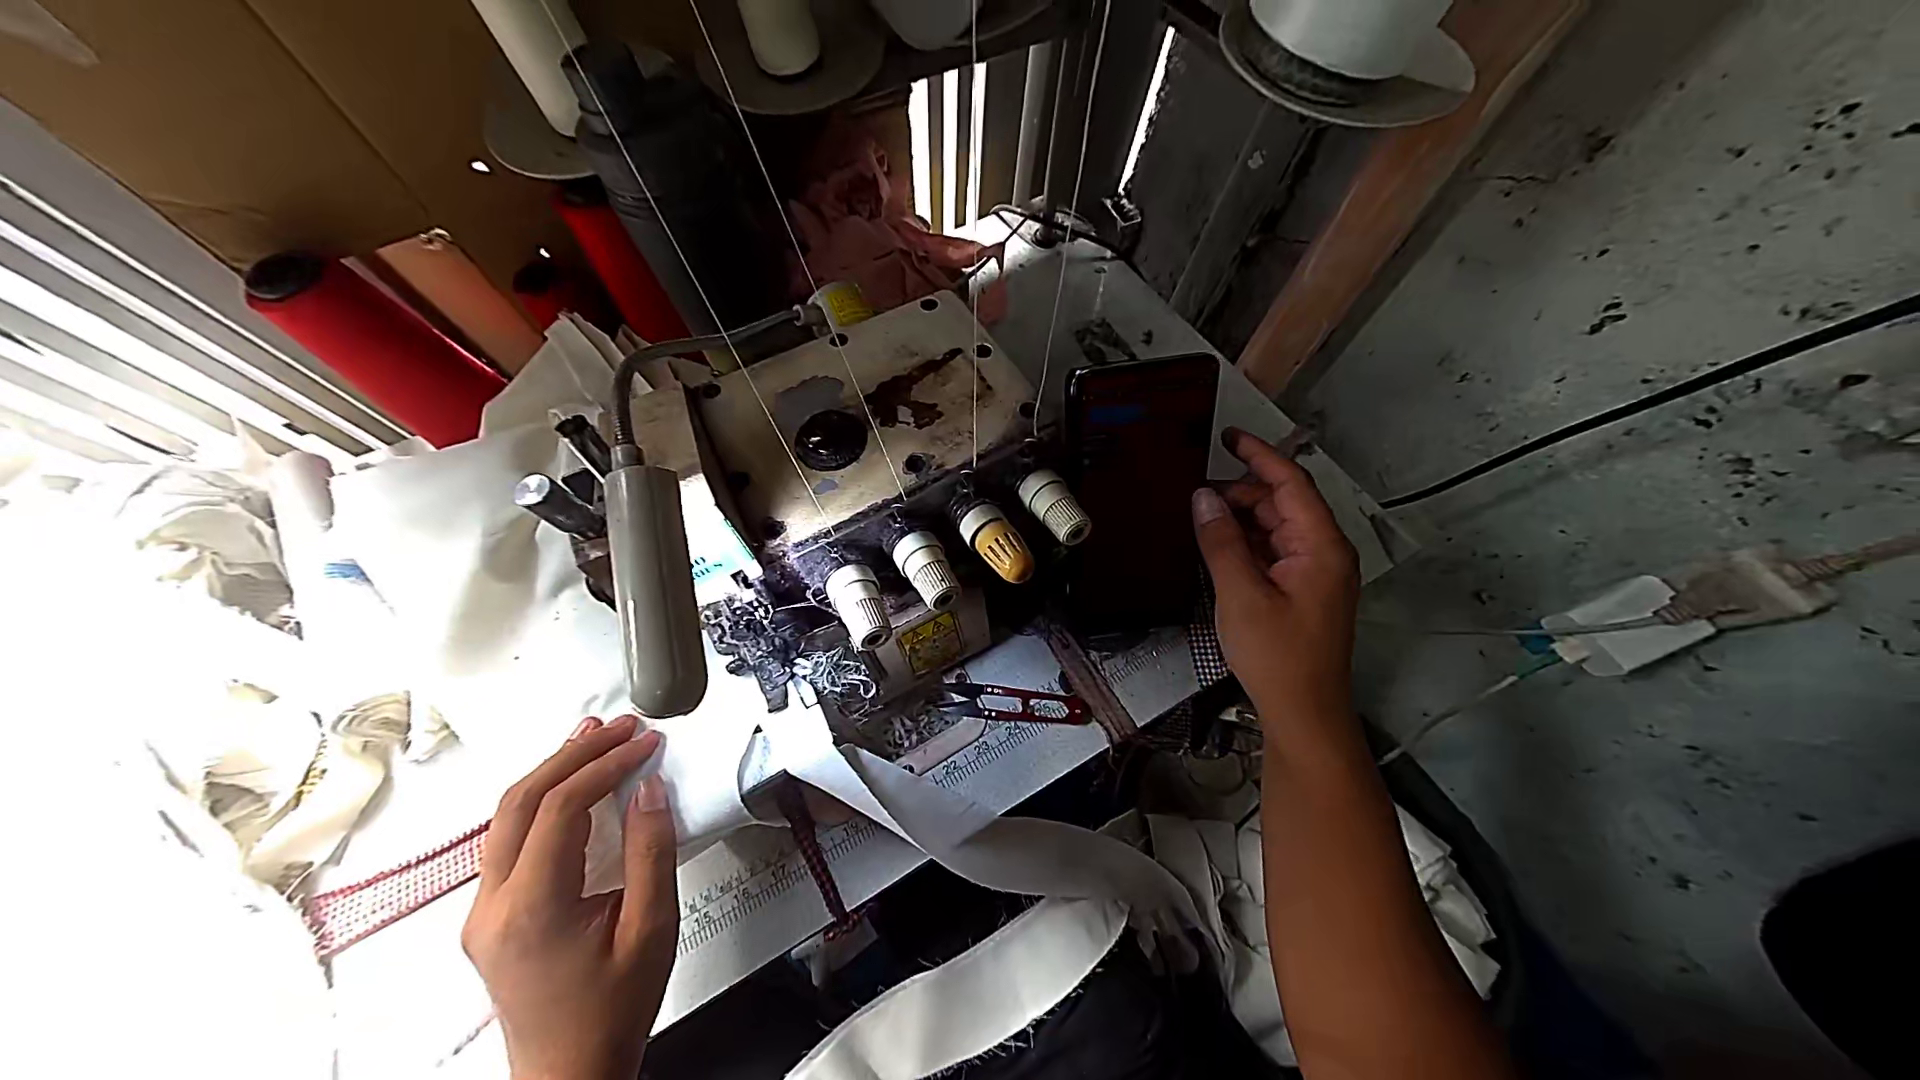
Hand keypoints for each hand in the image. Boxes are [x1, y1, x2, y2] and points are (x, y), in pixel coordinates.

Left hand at [463, 715, 677, 1079]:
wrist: (570, 1073)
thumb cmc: (609, 1013)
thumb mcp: (651, 928)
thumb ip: (650, 852)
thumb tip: (647, 792)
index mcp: (531, 909)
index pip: (561, 808)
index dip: (605, 766)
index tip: (642, 745)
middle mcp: (494, 906)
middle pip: (523, 800)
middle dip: (576, 753)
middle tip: (621, 729)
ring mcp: (486, 910)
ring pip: (509, 814)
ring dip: (555, 769)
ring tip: (595, 739)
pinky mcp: (494, 913)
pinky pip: (512, 836)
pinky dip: (545, 798)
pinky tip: (572, 783)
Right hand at [1191, 429, 1359, 722]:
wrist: (1301, 710)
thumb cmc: (1280, 659)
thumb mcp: (1241, 593)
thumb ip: (1221, 540)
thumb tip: (1204, 498)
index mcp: (1321, 547)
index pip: (1291, 483)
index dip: (1259, 455)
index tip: (1230, 437)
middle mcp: (1323, 554)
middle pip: (1282, 504)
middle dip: (1241, 493)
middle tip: (1197, 496)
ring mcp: (1313, 572)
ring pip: (1274, 528)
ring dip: (1239, 520)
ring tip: (1201, 522)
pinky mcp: (1300, 589)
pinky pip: (1270, 551)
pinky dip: (1244, 544)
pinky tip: (1217, 549)